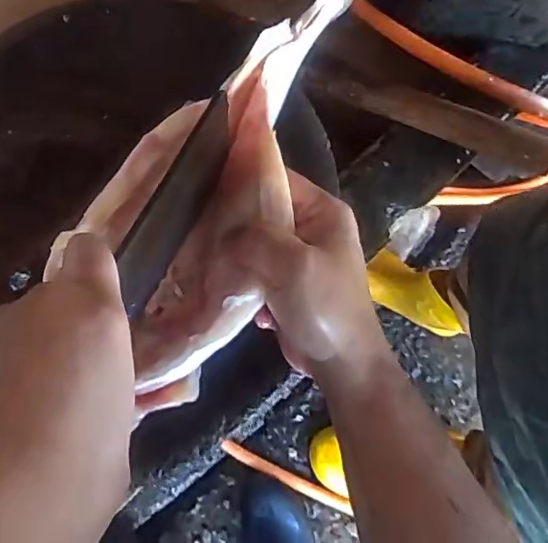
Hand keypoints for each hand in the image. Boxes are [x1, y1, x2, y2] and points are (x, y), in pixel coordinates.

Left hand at [0, 232, 134, 541]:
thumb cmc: (65, 481)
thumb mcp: (114, 445)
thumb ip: (104, 399)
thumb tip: (92, 403)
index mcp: (91, 317)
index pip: (91, 251)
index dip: (92, 270)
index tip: (95, 305)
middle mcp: (37, 308)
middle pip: (51, 303)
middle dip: (57, 338)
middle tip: (61, 396)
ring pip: (13, 335)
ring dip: (19, 366)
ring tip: (14, 429)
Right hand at [220, 173, 389, 388]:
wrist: (345, 371)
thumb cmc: (325, 308)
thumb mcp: (291, 264)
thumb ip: (254, 238)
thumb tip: (223, 234)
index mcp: (323, 209)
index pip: (277, 176)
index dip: (243, 175)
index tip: (207, 182)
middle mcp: (313, 226)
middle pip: (263, 208)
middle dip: (234, 219)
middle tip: (201, 222)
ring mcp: (302, 255)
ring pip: (256, 240)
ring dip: (236, 252)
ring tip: (210, 256)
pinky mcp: (290, 282)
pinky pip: (257, 266)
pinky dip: (244, 276)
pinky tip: (229, 289)